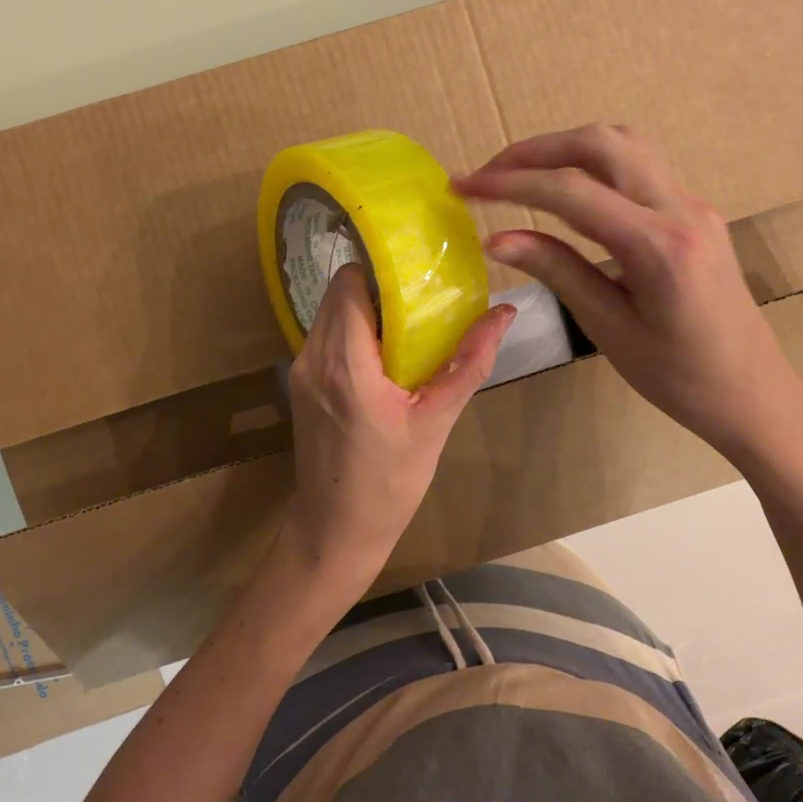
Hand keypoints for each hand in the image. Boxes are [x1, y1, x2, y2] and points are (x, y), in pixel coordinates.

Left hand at [282, 263, 516, 579]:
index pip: (350, 282)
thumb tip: (504, 313)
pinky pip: (324, 337)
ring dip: (365, 312)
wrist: (335, 530)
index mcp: (344, 364)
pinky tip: (385, 358)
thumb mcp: (436, 422)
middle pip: (338, 292)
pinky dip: (352, 333)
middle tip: (422, 302)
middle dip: (379, 289)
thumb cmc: (390, 483)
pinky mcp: (298, 383)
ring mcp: (299, 370)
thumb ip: (468, 362)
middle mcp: (312, 357)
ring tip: (408, 330)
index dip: (383, 271)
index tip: (420, 276)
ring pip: (329, 313)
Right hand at [454, 124, 802, 458]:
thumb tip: (497, 238)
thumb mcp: (609, 329)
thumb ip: (557, 272)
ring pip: (624, 145)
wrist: (754, 394)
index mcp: (659, 246)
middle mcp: (681, 209)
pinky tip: (562, 191)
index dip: (509, 182)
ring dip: (565, 148)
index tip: (462, 186)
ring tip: (518, 175)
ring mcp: (692, 205)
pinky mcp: (692, 213)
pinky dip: (590, 164)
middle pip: (601, 144)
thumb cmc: (679, 378)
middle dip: (536, 150)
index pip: (571, 191)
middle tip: (487, 174)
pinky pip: (638, 166)